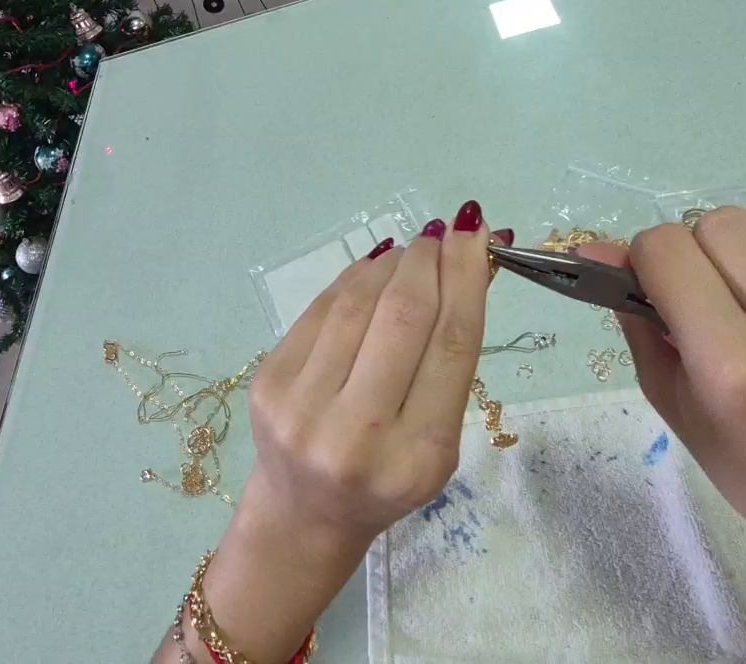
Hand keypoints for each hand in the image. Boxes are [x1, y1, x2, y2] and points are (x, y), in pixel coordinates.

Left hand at [177, 201, 504, 662]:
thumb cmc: (387, 479)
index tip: (477, 233)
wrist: (304, 513)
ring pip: (357, 303)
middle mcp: (356, 433)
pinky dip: (353, 279)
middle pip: (403, 316)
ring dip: (392, 263)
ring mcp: (302, 405)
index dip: (467, 278)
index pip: (451, 345)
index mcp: (417, 457)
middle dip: (429, 261)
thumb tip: (463, 265)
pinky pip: (320, 309)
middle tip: (445, 232)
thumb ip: (447, 363)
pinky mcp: (268, 382)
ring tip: (413, 250)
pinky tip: (374, 267)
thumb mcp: (437, 443)